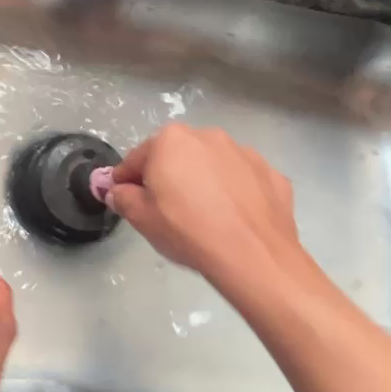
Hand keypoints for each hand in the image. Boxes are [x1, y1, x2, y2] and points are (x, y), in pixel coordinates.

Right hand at [106, 123, 321, 295]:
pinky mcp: (271, 174)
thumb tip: (118, 191)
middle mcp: (208, 136)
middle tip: (166, 209)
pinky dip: (236, 193)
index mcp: (171, 140)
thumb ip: (123, 198)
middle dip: (169, 176)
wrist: (254, 255)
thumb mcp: (141, 218)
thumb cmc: (188, 231)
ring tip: (205, 216)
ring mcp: (244, 153)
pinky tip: (235, 218)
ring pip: (213, 165)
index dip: (126, 180)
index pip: (138, 158)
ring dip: (205, 181)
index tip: (124, 197)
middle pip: (177, 156)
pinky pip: (244, 180)